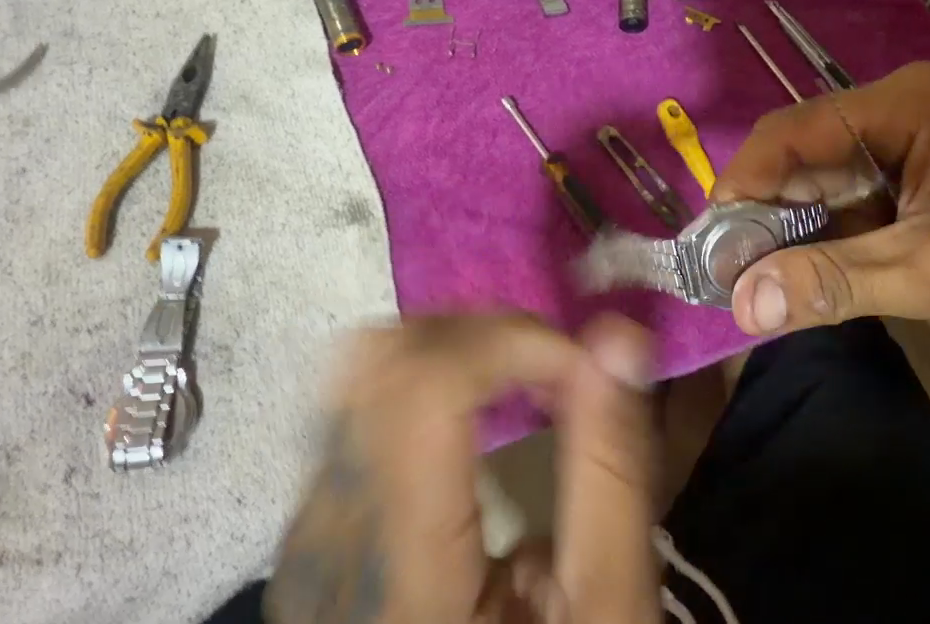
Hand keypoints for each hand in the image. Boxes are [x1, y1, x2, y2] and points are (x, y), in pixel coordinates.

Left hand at [264, 313, 659, 623]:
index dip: (510, 341)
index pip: (425, 387)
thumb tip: (618, 338)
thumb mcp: (605, 607)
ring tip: (523, 380)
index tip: (581, 364)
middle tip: (552, 366)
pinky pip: (357, 406)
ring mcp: (310, 529)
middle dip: (480, 333)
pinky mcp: (316, 524)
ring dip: (454, 348)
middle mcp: (331, 537)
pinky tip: (479, 409)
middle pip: (377, 361)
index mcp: (402, 572)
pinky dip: (426, 377)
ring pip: (360, 372)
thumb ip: (611, 466)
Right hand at [713, 61, 929, 354]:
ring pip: (825, 177)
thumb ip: (836, 281)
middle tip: (728, 274)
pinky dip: (829, 233)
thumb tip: (740, 302)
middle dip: (763, 211)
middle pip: (802, 152)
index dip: (741, 184)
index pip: (791, 131)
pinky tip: (810, 271)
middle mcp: (900, 108)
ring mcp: (913, 140)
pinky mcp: (922, 174)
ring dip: (793, 226)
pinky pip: (854, 195)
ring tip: (758, 280)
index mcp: (904, 106)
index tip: (708, 246)